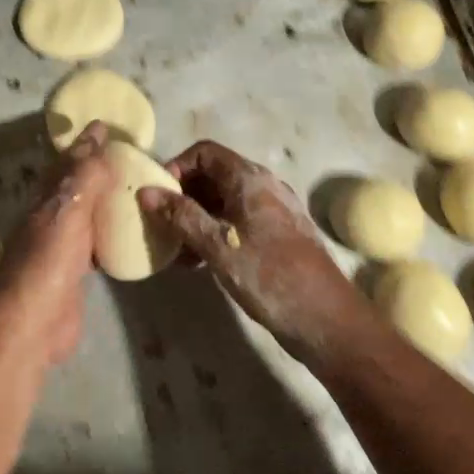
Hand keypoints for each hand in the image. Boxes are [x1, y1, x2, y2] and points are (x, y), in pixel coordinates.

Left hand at [0, 121, 116, 365]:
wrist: (32, 326)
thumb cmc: (48, 265)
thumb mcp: (67, 213)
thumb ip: (84, 179)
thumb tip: (97, 142)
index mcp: (46, 202)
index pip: (68, 163)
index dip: (85, 144)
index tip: (103, 126)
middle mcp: (49, 220)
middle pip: (73, 187)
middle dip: (93, 169)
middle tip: (124, 157)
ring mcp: (59, 249)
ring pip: (84, 215)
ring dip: (101, 201)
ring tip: (129, 191)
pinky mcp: (72, 275)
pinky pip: (94, 244)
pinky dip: (107, 234)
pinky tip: (124, 236)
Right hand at [136, 141, 362, 353]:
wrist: (327, 321)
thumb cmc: (269, 276)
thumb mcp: (218, 245)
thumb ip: (181, 216)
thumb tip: (147, 192)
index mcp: (250, 180)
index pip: (204, 152)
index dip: (177, 167)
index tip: (159, 196)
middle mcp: (264, 187)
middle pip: (214, 176)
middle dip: (183, 196)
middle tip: (162, 224)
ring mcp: (274, 212)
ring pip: (224, 201)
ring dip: (197, 218)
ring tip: (177, 249)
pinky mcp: (278, 236)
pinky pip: (238, 222)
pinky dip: (215, 233)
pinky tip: (199, 262)